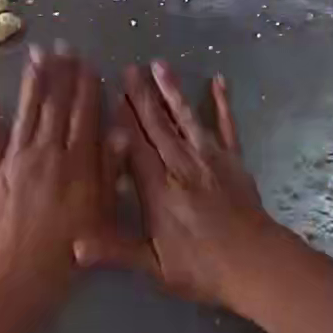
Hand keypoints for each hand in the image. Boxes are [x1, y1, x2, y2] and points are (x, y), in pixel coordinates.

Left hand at [0, 43, 117, 298]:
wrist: (13, 281)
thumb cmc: (63, 254)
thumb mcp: (98, 215)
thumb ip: (108, 172)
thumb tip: (121, 131)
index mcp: (75, 162)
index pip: (84, 114)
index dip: (87, 86)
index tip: (89, 62)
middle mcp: (45, 152)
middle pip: (55, 105)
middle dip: (61, 73)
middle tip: (62, 46)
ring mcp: (14, 159)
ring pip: (26, 112)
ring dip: (32, 82)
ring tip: (36, 55)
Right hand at [112, 60, 277, 306]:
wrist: (256, 265)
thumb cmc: (202, 268)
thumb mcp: (155, 267)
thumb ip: (116, 250)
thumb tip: (75, 244)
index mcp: (159, 189)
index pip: (136, 147)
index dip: (123, 120)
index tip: (111, 94)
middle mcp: (181, 165)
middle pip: (158, 126)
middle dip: (142, 96)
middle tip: (129, 68)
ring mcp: (210, 158)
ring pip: (186, 118)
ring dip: (172, 91)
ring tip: (159, 64)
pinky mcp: (233, 158)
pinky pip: (226, 125)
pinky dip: (222, 102)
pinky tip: (218, 80)